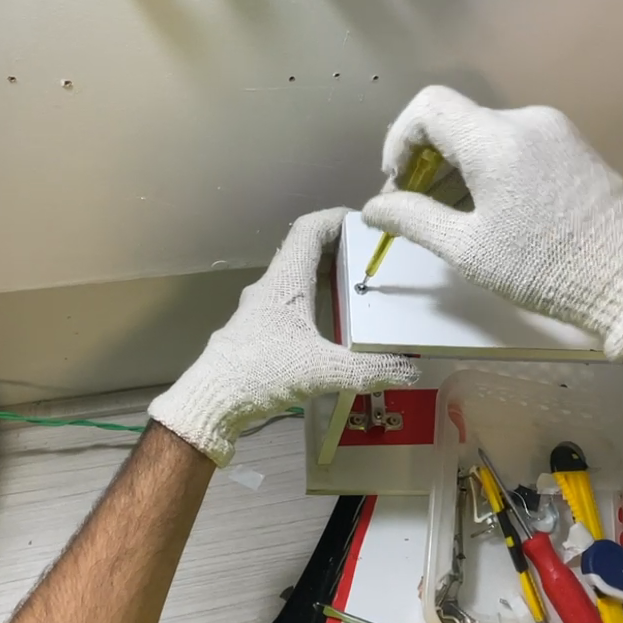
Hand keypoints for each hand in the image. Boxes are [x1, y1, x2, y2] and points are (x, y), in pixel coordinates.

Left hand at [149, 208, 419, 464]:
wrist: (210, 404)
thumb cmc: (262, 372)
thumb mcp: (322, 371)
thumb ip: (369, 370)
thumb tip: (411, 370)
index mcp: (285, 282)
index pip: (308, 230)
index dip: (335, 218)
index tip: (365, 222)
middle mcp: (270, 288)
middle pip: (305, 252)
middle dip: (339, 249)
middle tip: (373, 258)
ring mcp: (260, 310)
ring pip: (296, 280)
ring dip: (325, 277)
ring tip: (359, 289)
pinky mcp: (256, 331)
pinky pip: (289, 303)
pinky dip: (313, 302)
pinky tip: (330, 327)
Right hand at [362, 86, 622, 359]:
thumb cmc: (543, 268)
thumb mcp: (467, 249)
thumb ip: (413, 219)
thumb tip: (373, 207)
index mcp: (495, 139)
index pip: (427, 107)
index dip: (399, 139)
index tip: (398, 184)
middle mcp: (524, 120)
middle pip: (455, 122)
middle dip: (426, 161)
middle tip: (419, 210)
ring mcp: (554, 130)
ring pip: (484, 134)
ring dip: (457, 168)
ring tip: (454, 217)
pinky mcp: (572, 146)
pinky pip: (514, 144)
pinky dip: (489, 168)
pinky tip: (492, 209)